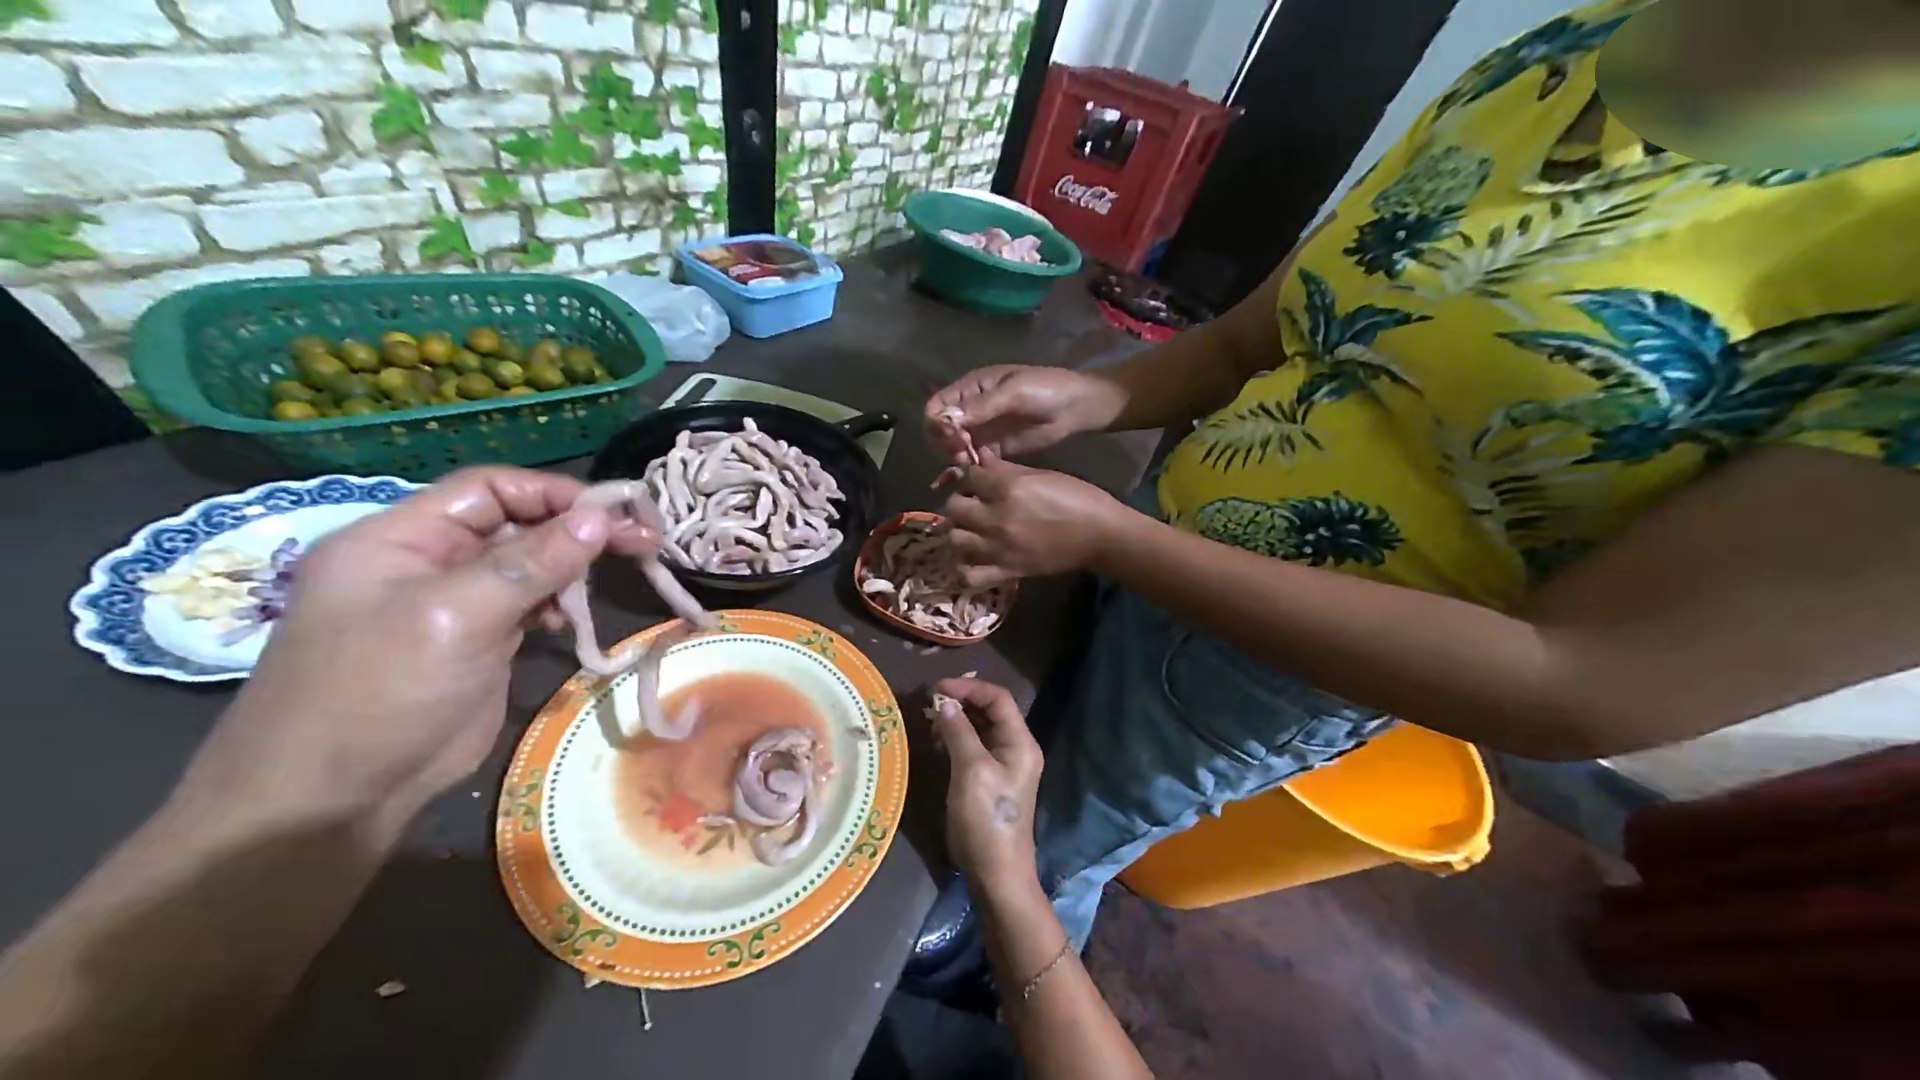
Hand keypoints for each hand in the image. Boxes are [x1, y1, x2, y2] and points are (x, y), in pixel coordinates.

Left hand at [184, 468, 658, 826]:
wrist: (334, 801)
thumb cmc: (380, 693)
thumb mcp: (456, 616)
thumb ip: (531, 562)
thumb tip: (600, 516)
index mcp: (399, 538)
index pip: (488, 489)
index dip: (554, 493)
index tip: (614, 512)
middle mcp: (427, 561)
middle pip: (516, 524)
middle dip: (578, 530)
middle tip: (645, 540)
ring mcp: (453, 604)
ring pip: (529, 565)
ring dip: (575, 567)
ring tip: (627, 572)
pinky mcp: (478, 640)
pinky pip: (529, 604)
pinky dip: (560, 604)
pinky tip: (575, 618)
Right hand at [925, 365, 1129, 464]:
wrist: (1076, 408)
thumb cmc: (1046, 389)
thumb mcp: (1014, 392)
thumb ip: (982, 406)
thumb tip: (948, 420)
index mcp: (971, 388)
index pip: (938, 405)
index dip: (936, 421)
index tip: (950, 435)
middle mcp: (972, 409)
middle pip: (940, 429)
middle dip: (944, 442)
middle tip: (961, 452)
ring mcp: (982, 430)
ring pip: (953, 446)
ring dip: (955, 456)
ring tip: (969, 462)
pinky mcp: (995, 448)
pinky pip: (973, 459)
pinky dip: (969, 466)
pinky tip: (976, 471)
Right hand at [928, 678, 1042, 886]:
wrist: (996, 871)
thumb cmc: (986, 818)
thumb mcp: (971, 770)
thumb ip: (959, 732)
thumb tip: (944, 702)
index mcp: (1020, 742)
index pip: (998, 698)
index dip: (969, 688)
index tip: (937, 688)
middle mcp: (1015, 747)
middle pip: (990, 711)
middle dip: (961, 702)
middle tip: (929, 703)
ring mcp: (1003, 764)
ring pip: (979, 728)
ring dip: (956, 720)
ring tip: (930, 722)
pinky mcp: (989, 779)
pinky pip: (973, 746)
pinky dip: (955, 738)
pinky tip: (937, 741)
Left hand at [943, 458, 1132, 586]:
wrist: (1100, 536)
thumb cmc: (1077, 498)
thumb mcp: (1042, 474)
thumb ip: (1006, 468)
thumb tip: (980, 456)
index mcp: (1008, 489)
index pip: (968, 477)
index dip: (971, 476)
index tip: (979, 480)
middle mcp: (996, 518)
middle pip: (954, 508)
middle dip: (961, 502)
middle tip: (973, 504)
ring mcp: (998, 548)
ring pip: (955, 539)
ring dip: (960, 532)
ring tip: (973, 530)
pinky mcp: (1006, 571)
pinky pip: (969, 576)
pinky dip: (965, 568)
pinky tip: (973, 558)